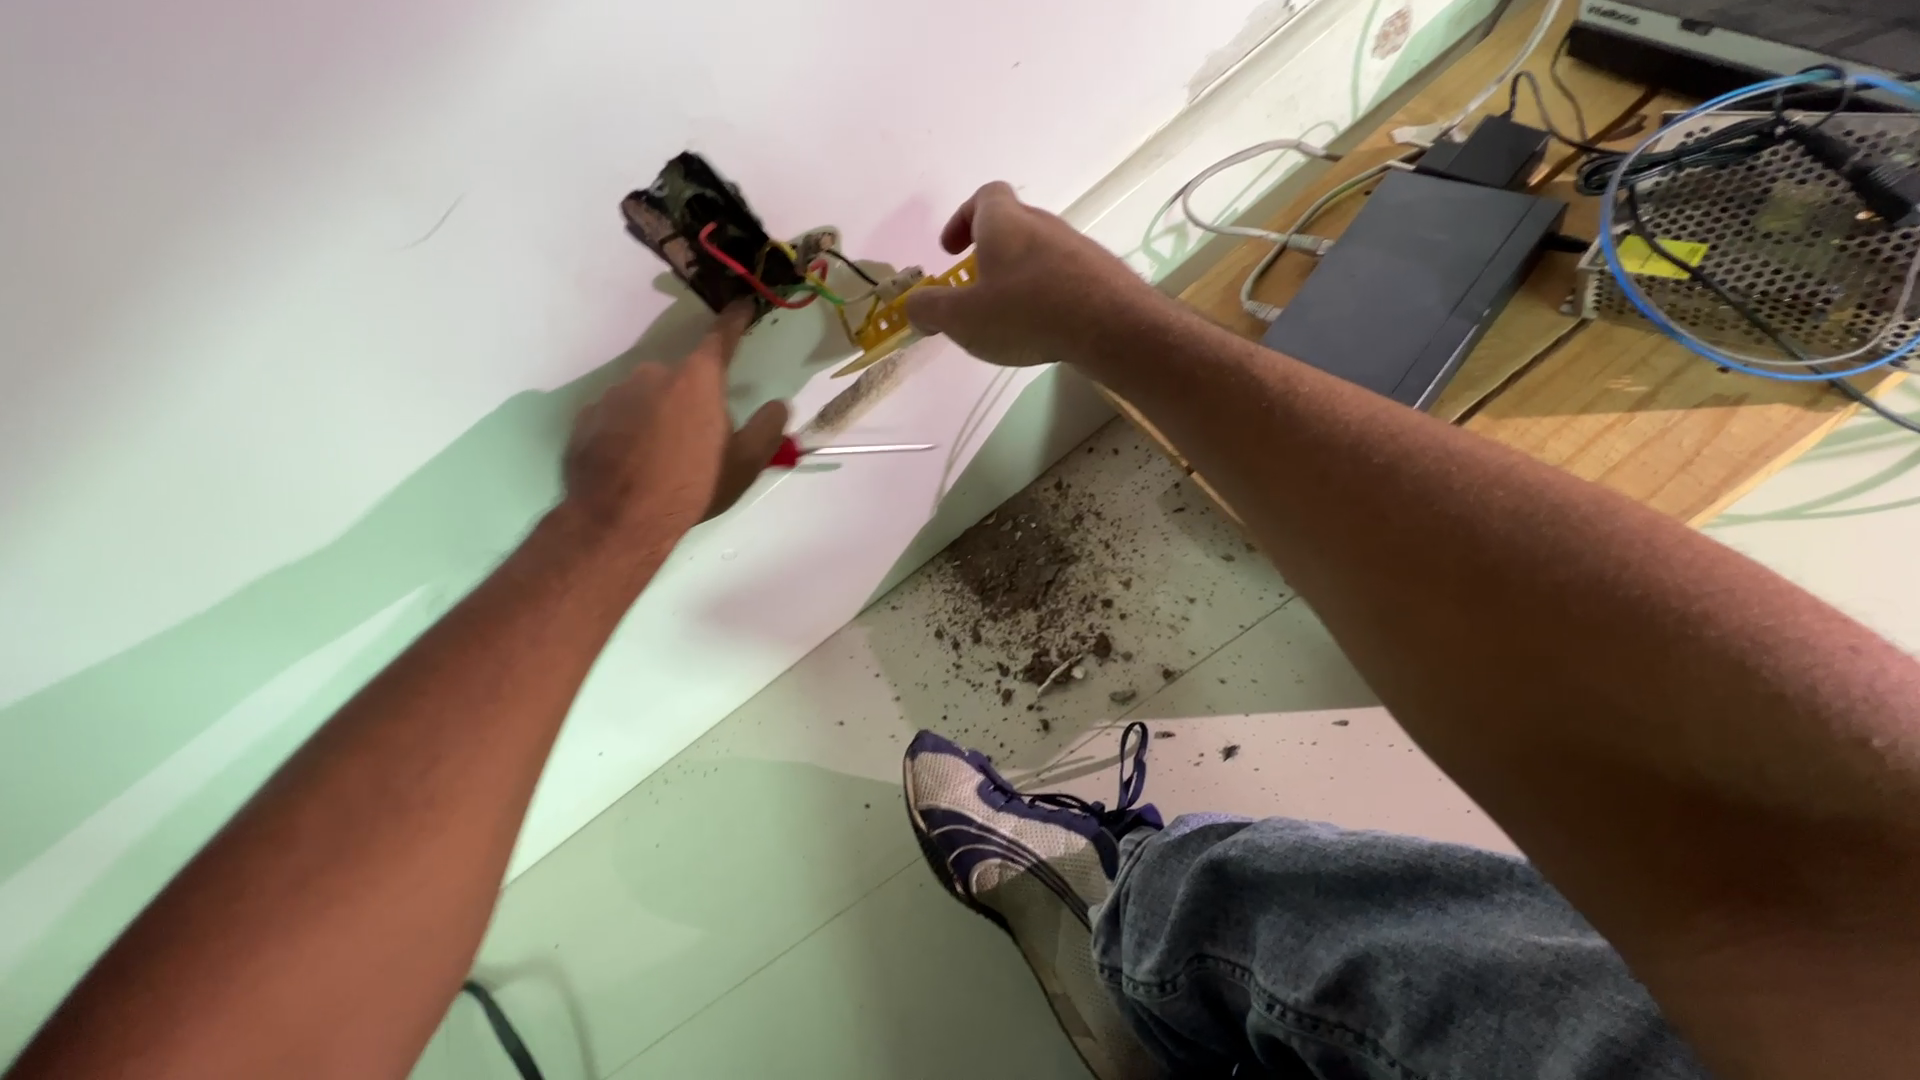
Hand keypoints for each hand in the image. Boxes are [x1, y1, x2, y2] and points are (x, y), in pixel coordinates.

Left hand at [562, 302, 788, 546]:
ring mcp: (614, 394)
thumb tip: (778, 405)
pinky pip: (615, 416)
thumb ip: (767, 428)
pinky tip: (631, 462)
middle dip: (690, 399)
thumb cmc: (694, 487)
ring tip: (660, 457)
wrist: (620, 520)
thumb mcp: (745, 464)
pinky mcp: (586, 418)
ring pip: (645, 397)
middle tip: (697, 439)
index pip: (721, 338)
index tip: (742, 307)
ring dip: (656, 415)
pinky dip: (627, 430)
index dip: (735, 322)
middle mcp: (653, 374)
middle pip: (681, 378)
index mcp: (697, 380)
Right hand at [904, 182, 1163, 367]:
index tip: (952, 251)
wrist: (1110, 326)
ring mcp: (1077, 248)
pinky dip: (1048, 295)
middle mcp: (1043, 224)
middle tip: (977, 289)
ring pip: (1039, 253)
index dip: (962, 219)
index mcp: (1004, 222)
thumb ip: (931, 310)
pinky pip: (1065, 277)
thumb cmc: (1025, 313)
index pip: (983, 197)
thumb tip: (913, 306)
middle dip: (990, 253)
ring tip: (1010, 315)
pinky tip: (1046, 328)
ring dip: (1020, 276)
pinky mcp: (1101, 275)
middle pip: (1012, 226)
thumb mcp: (963, 318)